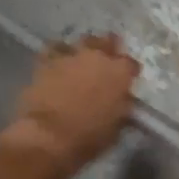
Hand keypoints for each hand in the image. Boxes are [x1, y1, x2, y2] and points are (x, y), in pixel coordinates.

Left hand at [2, 34, 140, 167]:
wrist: (48, 136)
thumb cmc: (88, 137)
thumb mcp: (116, 126)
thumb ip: (121, 106)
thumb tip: (122, 99)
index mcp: (120, 72)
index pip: (131, 64)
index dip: (129, 72)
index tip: (126, 80)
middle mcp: (98, 56)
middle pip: (108, 41)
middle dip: (108, 49)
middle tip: (105, 61)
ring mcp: (72, 55)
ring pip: (82, 41)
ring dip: (84, 50)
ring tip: (81, 60)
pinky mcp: (47, 60)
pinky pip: (55, 49)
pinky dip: (58, 53)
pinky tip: (58, 62)